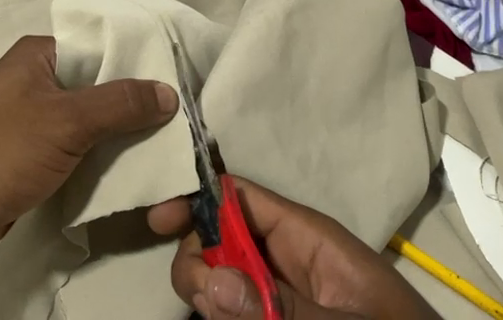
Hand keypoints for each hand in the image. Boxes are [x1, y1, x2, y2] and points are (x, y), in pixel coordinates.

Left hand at [0, 34, 177, 261]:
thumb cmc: (1, 150)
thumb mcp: (66, 120)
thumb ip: (119, 104)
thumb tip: (169, 92)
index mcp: (38, 54)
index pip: (98, 45)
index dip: (136, 60)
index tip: (176, 76)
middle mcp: (34, 81)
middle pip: (96, 86)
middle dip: (132, 103)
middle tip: (179, 116)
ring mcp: (31, 122)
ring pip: (88, 122)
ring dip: (118, 136)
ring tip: (166, 144)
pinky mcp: (30, 159)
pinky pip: (75, 151)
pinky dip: (99, 158)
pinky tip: (131, 168)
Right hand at [148, 177, 440, 319]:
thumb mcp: (345, 319)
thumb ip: (281, 304)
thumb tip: (214, 279)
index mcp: (306, 235)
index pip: (241, 195)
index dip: (197, 198)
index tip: (157, 219)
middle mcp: (287, 258)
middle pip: (220, 238)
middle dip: (198, 261)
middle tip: (205, 301)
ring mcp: (281, 293)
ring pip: (223, 279)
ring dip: (209, 297)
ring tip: (221, 318)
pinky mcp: (278, 316)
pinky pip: (239, 309)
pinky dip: (223, 314)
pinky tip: (224, 319)